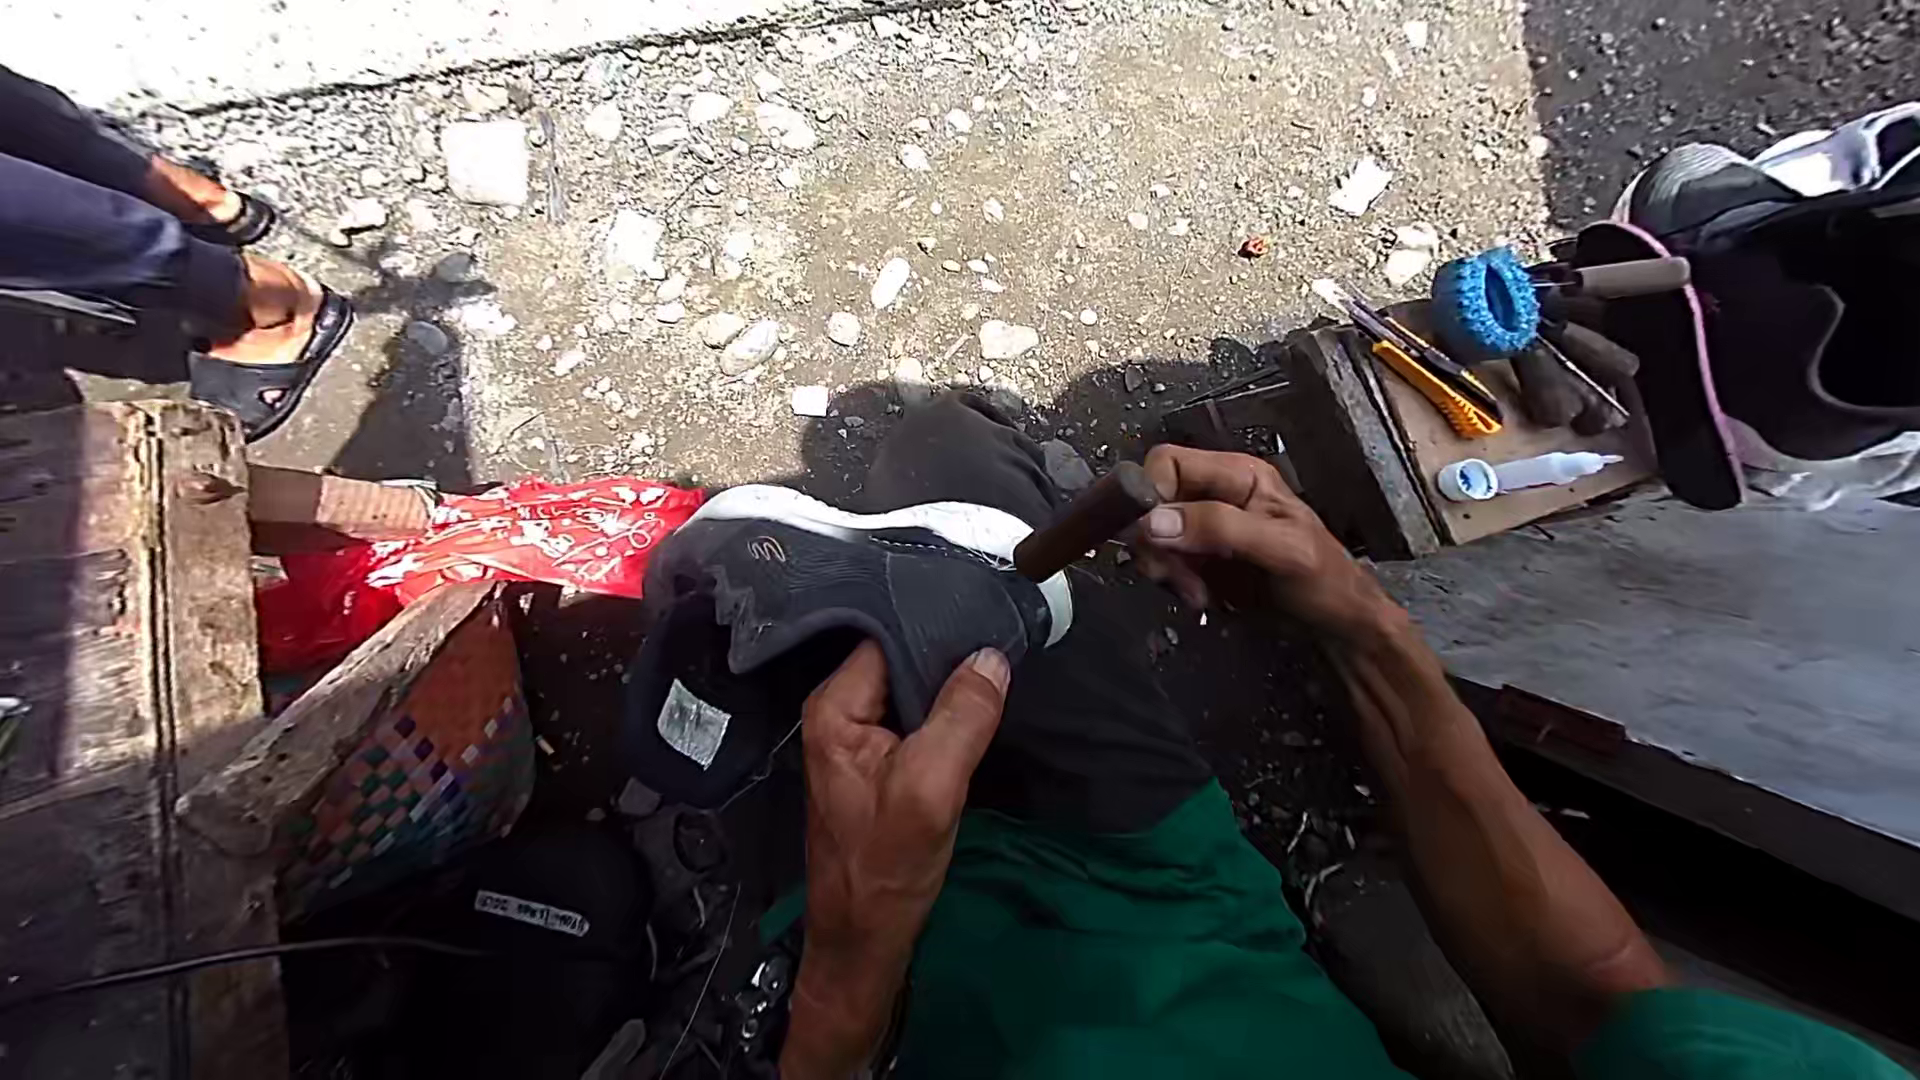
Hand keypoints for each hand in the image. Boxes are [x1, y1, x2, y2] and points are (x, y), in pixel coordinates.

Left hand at [781, 641, 1010, 1078]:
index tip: (980, 612)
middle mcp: (842, 709)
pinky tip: (978, 698)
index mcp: (835, 706)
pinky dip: (948, 705)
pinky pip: (919, 711)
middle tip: (995, 635)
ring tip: (993, 660)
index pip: (887, 637)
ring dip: (951, 679)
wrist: (866, 941)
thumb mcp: (930, 788)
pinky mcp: (884, 753)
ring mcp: (862, 732)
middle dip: (947, 649)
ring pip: (913, 684)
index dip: (933, 624)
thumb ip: (962, 718)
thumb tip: (992, 657)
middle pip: (900, 656)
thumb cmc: (885, 869)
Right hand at [1132, 444, 1405, 643]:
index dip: (1151, 493)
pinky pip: (1161, 559)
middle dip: (1155, 540)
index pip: (1167, 463)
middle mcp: (1213, 494)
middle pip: (1151, 500)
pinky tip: (1198, 594)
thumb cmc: (1324, 580)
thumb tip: (1153, 521)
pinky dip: (1170, 580)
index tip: (1154, 533)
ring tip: (1194, 589)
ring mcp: (1201, 525)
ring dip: (1163, 566)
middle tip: (1173, 572)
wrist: (1335, 622)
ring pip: (1150, 533)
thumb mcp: (1279, 549)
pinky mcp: (1195, 555)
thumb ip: (1218, 528)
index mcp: (1236, 475)